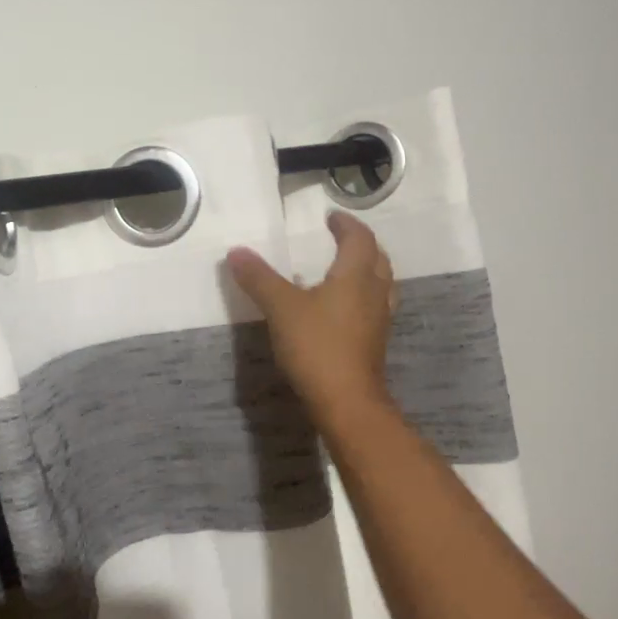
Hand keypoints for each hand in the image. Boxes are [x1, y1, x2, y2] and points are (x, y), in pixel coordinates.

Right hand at [227, 211, 395, 425]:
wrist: (346, 400)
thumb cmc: (316, 346)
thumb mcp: (280, 308)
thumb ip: (259, 278)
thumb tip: (236, 252)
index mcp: (356, 276)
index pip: (359, 239)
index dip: (347, 224)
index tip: (331, 217)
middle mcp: (375, 292)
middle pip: (377, 259)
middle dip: (361, 245)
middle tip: (342, 239)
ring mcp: (379, 320)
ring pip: (382, 284)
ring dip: (367, 270)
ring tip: (346, 271)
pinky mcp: (375, 343)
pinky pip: (375, 307)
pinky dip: (363, 297)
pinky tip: (344, 309)